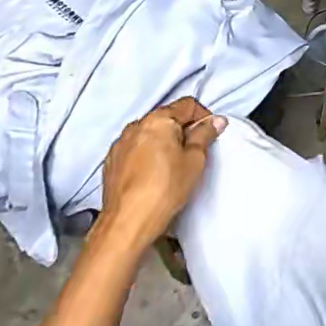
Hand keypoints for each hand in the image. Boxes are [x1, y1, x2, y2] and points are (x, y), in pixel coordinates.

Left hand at [97, 97, 225, 253]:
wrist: (129, 221)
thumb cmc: (165, 188)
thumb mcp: (196, 159)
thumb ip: (205, 134)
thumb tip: (215, 121)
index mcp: (157, 121)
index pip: (187, 104)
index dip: (204, 116)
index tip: (210, 133)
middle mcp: (134, 127)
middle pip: (166, 117)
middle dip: (183, 128)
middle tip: (196, 149)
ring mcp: (119, 144)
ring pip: (149, 133)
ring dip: (164, 140)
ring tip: (175, 162)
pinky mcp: (111, 162)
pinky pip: (136, 148)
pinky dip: (148, 153)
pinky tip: (156, 172)